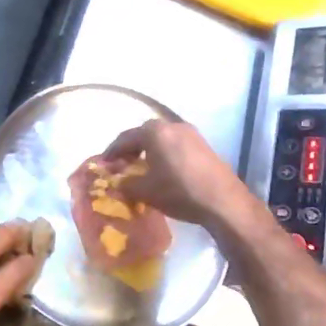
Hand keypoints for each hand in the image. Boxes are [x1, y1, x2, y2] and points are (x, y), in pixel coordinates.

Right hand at [104, 120, 261, 231]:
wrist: (222, 201)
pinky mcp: (203, 144)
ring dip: (149, 150)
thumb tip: (117, 181)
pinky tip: (163, 169)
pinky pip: (176, 144)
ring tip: (141, 168)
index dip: (111, 152)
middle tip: (121, 164)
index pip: (125, 138)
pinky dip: (164, 153)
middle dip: (131, 149)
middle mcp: (172, 125)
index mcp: (154, 132)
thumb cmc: (178, 191)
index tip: (103, 164)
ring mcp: (191, 133)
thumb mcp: (145, 191)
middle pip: (144, 134)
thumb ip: (125, 183)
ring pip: (162, 138)